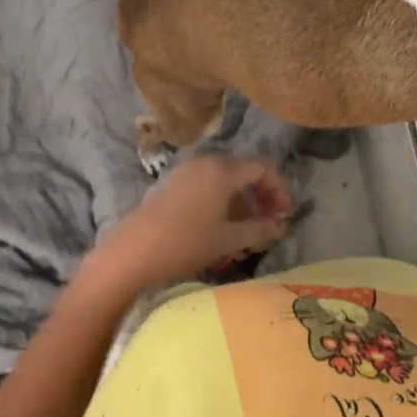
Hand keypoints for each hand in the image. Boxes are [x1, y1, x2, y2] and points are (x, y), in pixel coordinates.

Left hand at [86, 157, 292, 293]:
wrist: (131, 253)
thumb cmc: (186, 243)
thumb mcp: (229, 239)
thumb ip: (260, 229)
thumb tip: (281, 225)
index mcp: (222, 169)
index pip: (263, 167)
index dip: (279, 189)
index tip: (285, 214)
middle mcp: (203, 163)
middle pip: (242, 172)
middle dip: (260, 197)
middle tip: (268, 224)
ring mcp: (183, 173)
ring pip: (222, 182)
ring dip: (240, 204)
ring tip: (245, 234)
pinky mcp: (168, 187)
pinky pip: (204, 188)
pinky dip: (219, 204)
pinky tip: (218, 232)